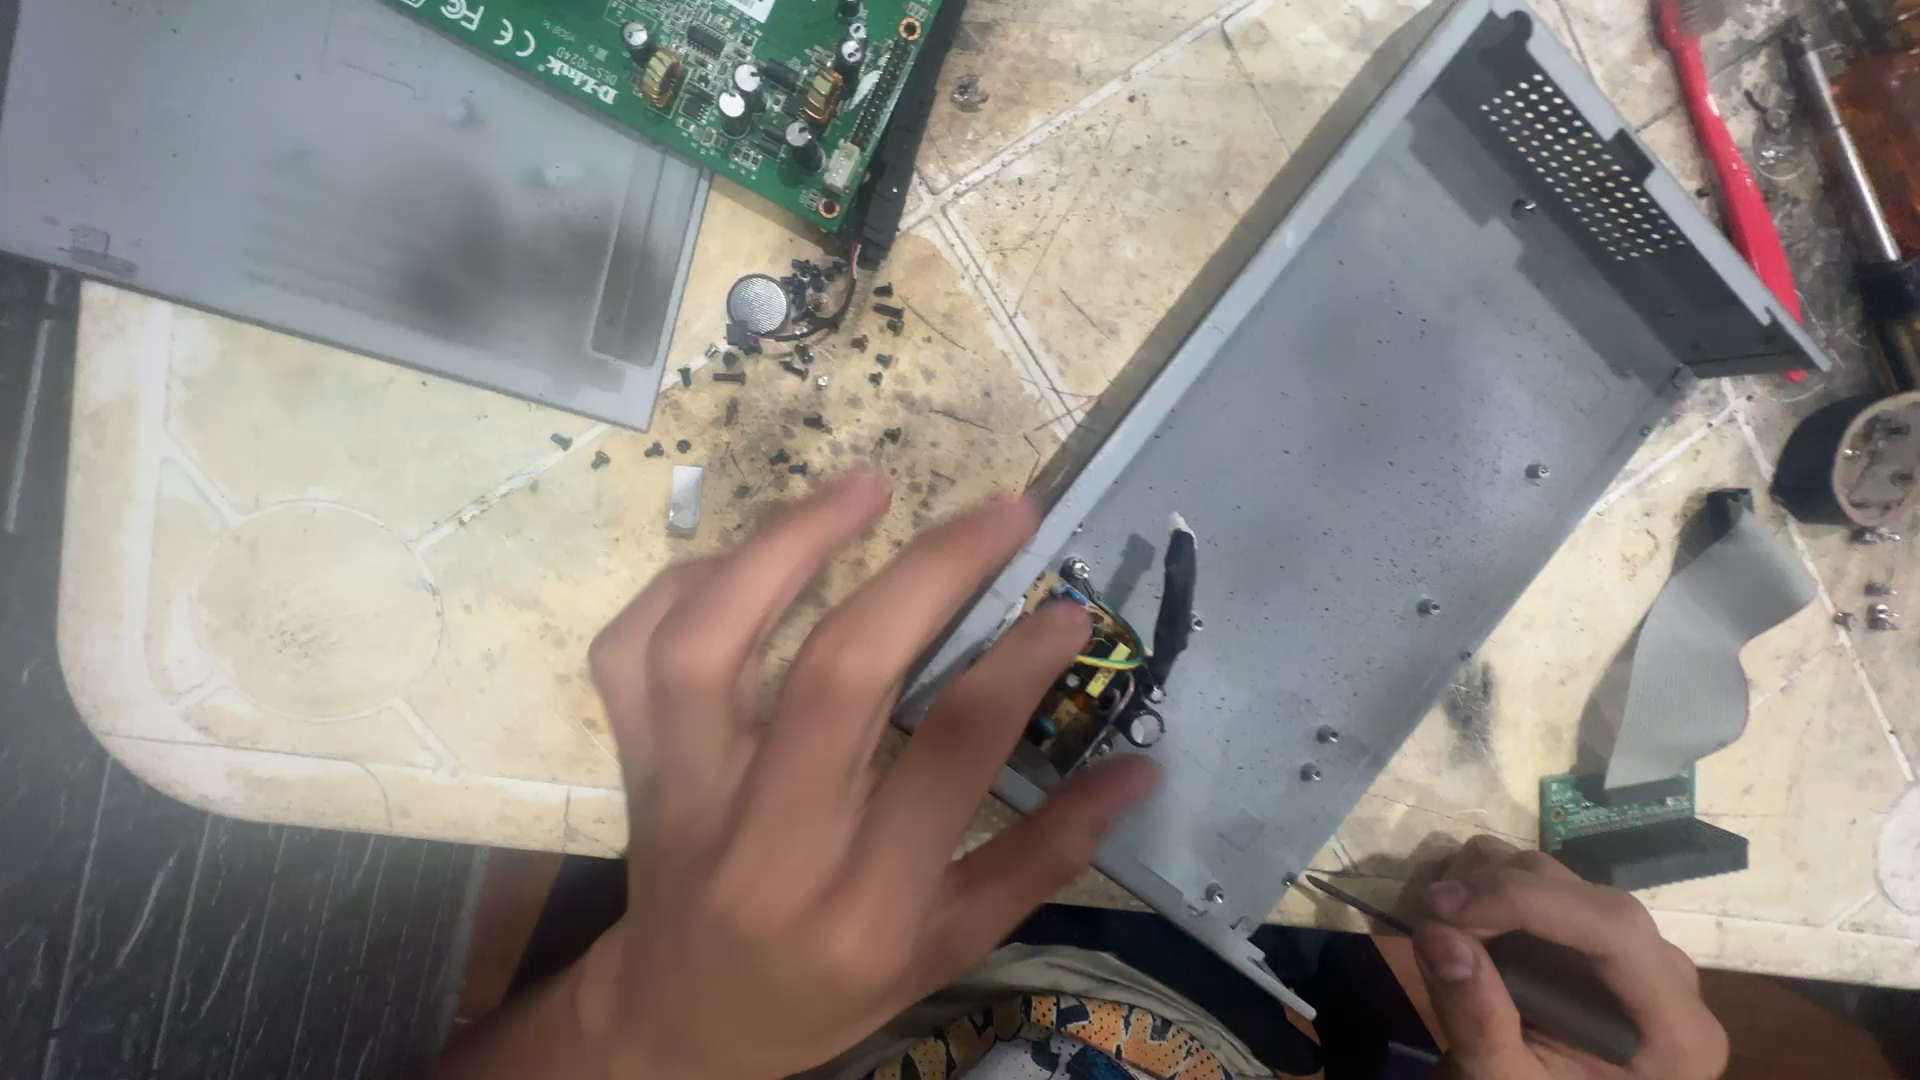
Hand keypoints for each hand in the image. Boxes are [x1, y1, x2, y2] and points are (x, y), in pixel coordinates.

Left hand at [572, 472, 1157, 1079]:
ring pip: (710, 644)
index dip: (1017, 666)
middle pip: (840, 674)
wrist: (681, 1024)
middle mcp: (767, 838)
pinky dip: (687, 581)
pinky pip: (631, 651)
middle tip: (999, 512)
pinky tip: (751, 556)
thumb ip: (1046, 856)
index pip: (947, 756)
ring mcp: (684, 792)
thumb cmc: (830, 987)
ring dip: (789, 544)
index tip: (1065, 607)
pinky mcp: (635, 764)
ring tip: (865, 486)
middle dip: (931, 572)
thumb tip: (1141, 770)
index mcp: (863, 898)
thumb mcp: (953, 946)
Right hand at [1410, 836, 1726, 1079]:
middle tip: (1430, 916)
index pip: (1613, 929)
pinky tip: (1460, 916)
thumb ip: (1479, 1022)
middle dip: (1494, 891)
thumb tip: (1438, 933)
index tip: (1442, 907)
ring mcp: (1625, 942)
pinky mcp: (1582, 922)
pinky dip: (1482, 878)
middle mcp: (1664, 974)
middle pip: (1578, 893)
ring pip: (1550, 872)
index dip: (1524, 901)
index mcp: (1675, 1029)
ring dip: (1482, 880)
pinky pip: (1531, 873)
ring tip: (1442, 921)